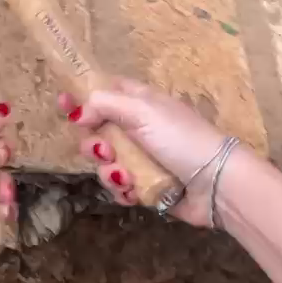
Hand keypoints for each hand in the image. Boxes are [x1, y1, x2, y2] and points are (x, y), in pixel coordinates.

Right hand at [58, 79, 229, 224]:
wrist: (217, 185)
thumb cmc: (180, 137)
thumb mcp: (141, 110)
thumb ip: (102, 103)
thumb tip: (77, 112)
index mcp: (136, 101)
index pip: (99, 91)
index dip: (80, 97)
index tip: (63, 104)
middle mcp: (134, 126)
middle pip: (95, 130)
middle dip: (93, 142)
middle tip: (104, 150)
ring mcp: (139, 157)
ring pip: (103, 160)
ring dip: (107, 169)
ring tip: (125, 176)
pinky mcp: (145, 185)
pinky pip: (118, 185)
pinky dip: (121, 189)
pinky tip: (132, 192)